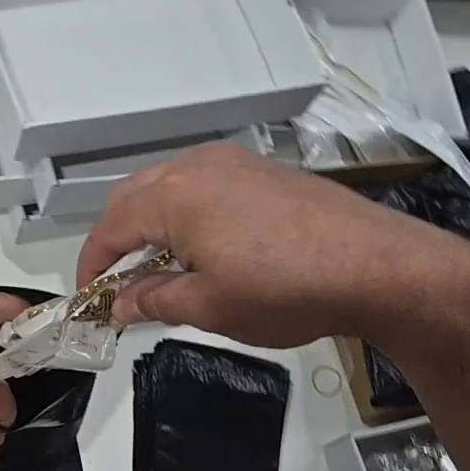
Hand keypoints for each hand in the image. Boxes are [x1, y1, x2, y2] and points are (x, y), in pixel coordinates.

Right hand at [76, 143, 469, 348]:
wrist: (380, 268)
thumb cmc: (286, 291)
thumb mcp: (209, 307)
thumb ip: (153, 301)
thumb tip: (120, 305)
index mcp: (174, 196)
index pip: (110, 227)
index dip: (91, 266)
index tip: (89, 300)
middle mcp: (198, 166)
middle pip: (132, 197)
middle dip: (116, 240)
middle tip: (117, 284)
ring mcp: (235, 163)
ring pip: (167, 185)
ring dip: (149, 224)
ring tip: (158, 268)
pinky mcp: (263, 170)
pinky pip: (202, 183)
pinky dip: (183, 212)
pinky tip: (201, 246)